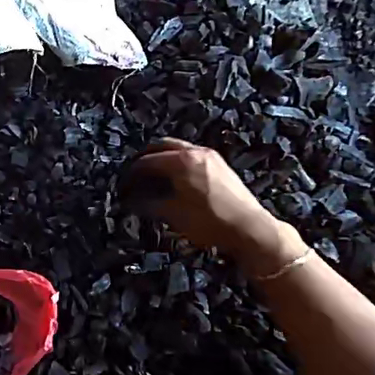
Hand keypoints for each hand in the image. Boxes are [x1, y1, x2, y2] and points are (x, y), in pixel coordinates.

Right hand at [125, 138, 305, 274]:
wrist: (250, 229)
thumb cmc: (211, 223)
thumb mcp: (173, 215)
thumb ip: (149, 204)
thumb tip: (133, 200)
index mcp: (182, 162)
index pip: (148, 160)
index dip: (133, 171)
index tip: (124, 181)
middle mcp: (197, 153)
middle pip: (163, 145)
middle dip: (147, 156)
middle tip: (135, 171)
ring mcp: (211, 157)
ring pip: (180, 149)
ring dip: (164, 157)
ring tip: (154, 175)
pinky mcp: (221, 166)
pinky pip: (193, 156)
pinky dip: (179, 162)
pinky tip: (176, 179)